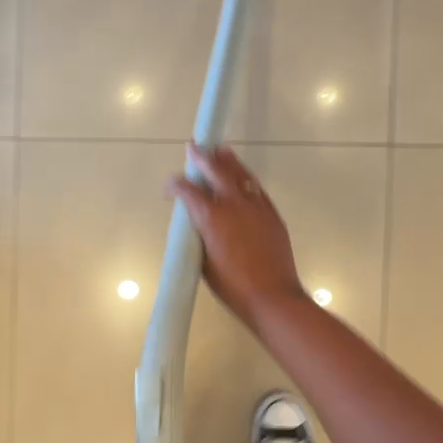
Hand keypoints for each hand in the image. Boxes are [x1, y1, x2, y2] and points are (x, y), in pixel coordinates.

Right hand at [167, 145, 306, 325]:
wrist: (272, 296)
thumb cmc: (232, 286)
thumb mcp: (203, 262)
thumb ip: (199, 237)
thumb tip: (197, 224)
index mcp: (211, 217)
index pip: (188, 191)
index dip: (176, 185)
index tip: (170, 186)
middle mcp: (233, 204)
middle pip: (216, 172)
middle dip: (202, 158)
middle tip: (193, 147)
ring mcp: (255, 207)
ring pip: (240, 175)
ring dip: (228, 161)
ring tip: (221, 150)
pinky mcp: (271, 214)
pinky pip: (256, 188)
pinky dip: (246, 178)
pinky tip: (243, 176)